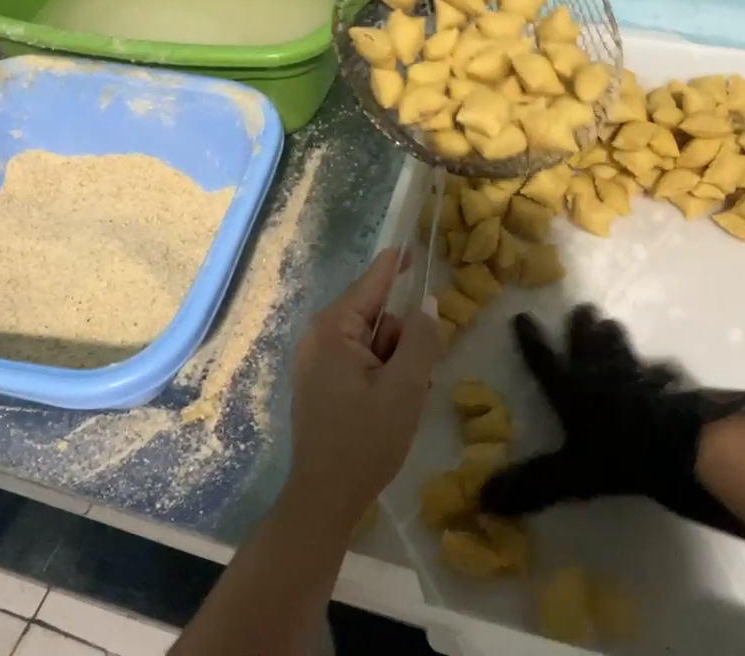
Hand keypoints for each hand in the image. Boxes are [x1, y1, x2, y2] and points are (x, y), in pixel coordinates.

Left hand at [284, 248, 442, 529]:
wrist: (325, 499)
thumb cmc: (365, 441)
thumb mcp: (405, 388)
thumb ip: (420, 340)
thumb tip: (427, 303)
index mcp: (333, 330)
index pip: (370, 283)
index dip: (394, 264)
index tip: (411, 245)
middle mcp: (319, 338)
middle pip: (375, 316)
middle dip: (402, 339)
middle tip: (416, 377)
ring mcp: (317, 362)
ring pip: (372, 342)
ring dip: (396, 362)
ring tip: (402, 400)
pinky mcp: (321, 384)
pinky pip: (361, 362)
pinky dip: (382, 376)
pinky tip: (388, 408)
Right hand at [480, 305, 744, 543]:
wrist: (677, 445)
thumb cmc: (617, 457)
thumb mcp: (568, 475)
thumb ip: (532, 484)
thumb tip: (485, 498)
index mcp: (570, 390)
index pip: (543, 360)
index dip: (531, 340)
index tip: (522, 316)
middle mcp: (598, 374)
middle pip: (587, 341)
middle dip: (582, 324)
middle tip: (582, 310)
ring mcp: (635, 374)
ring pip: (621, 346)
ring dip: (614, 336)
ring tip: (612, 325)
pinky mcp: (667, 384)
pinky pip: (659, 370)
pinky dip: (657, 369)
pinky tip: (663, 368)